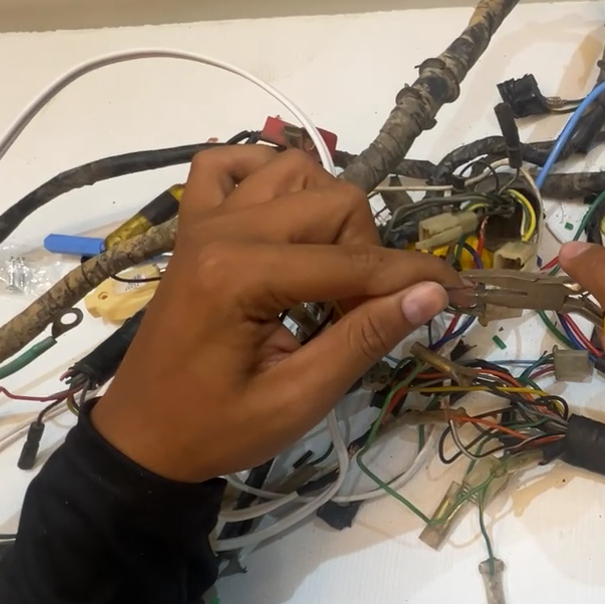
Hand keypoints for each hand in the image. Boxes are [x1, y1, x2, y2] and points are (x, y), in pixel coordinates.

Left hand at [93, 146, 455, 481]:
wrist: (143, 439)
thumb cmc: (219, 428)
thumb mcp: (301, 397)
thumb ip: (365, 338)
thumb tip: (433, 293)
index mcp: (243, 275)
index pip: (358, 261)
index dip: (417, 277)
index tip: (461, 294)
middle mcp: (223, 229)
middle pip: (336, 201)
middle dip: (370, 254)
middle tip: (363, 312)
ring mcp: (203, 220)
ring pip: (295, 170)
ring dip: (330, 213)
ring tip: (330, 271)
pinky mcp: (192, 225)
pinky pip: (227, 164)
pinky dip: (263, 175)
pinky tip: (281, 216)